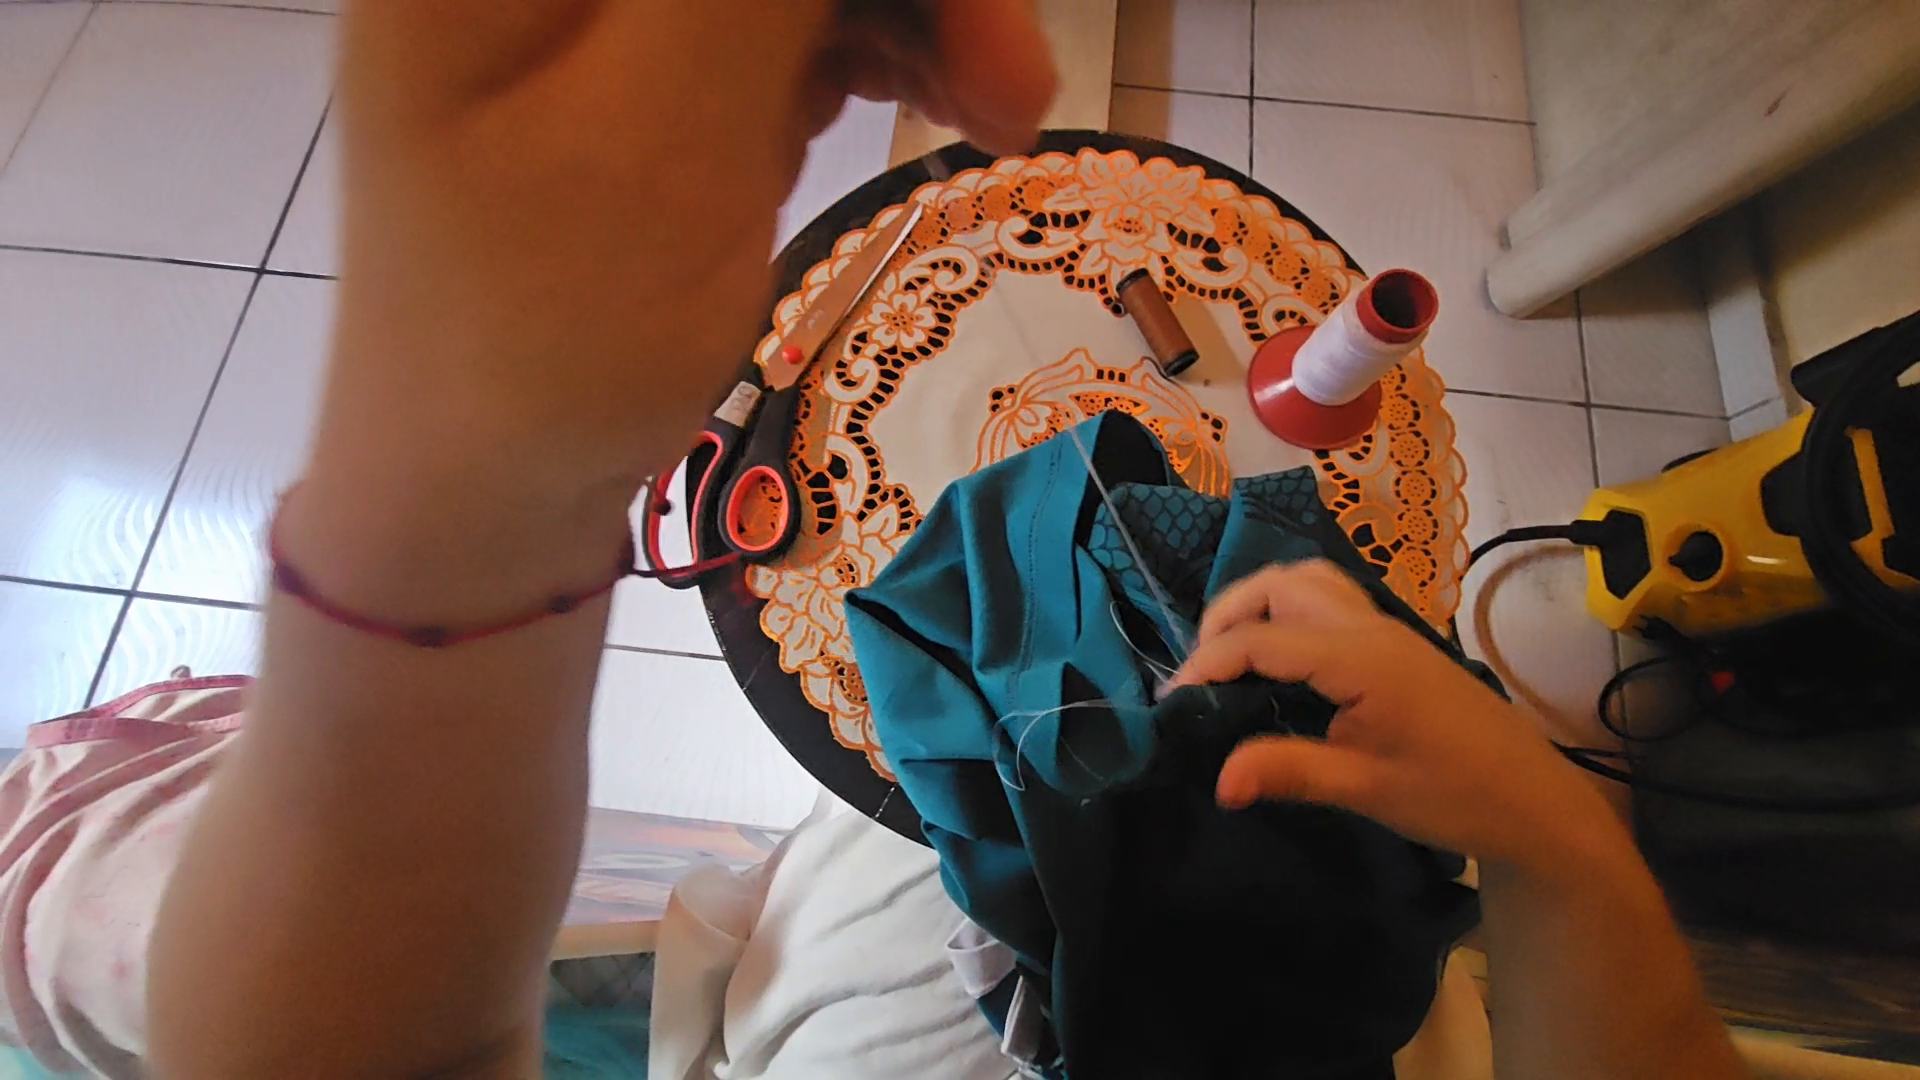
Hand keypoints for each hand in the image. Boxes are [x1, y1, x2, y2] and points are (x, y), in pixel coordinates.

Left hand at [324, 0, 1056, 490]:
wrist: (500, 471)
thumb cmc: (554, 338)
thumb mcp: (653, 144)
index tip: (990, 46)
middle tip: (1019, 104)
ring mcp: (627, 24)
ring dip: (918, 28)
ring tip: (999, 120)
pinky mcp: (673, 93)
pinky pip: (795, 40)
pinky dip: (876, 64)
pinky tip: (926, 109)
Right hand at [1165, 561, 1625, 872]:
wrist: (1541, 806)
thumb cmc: (1456, 797)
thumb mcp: (1366, 788)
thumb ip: (1287, 772)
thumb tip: (1218, 782)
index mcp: (1359, 658)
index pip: (1259, 638)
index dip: (1206, 664)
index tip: (1172, 701)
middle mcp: (1367, 627)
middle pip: (1277, 585)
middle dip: (1225, 616)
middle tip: (1202, 670)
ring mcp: (1383, 627)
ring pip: (1304, 581)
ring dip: (1256, 603)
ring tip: (1232, 652)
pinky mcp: (1391, 640)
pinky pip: (1325, 597)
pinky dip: (1285, 608)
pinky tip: (1279, 653)